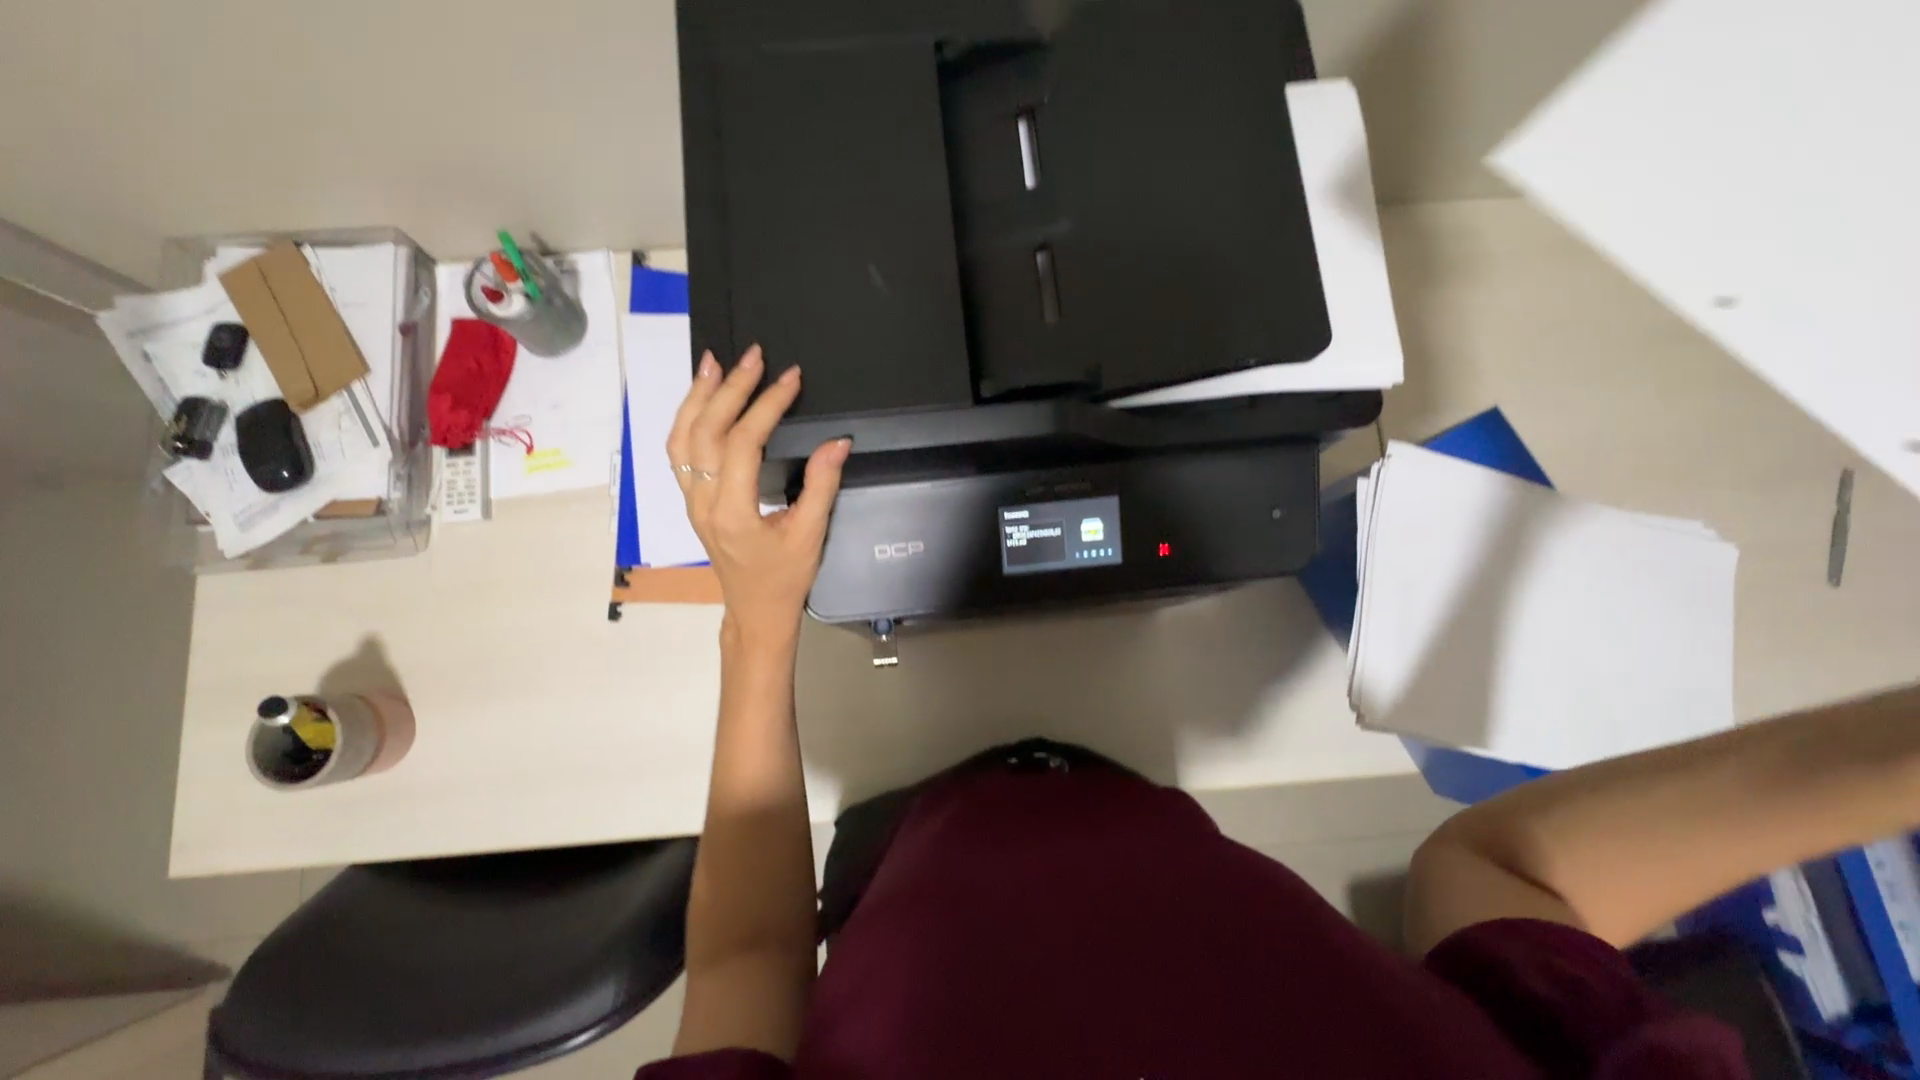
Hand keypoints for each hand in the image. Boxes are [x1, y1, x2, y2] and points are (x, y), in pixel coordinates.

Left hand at [668, 345, 850, 645]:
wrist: (755, 611)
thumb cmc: (785, 578)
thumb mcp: (811, 534)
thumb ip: (822, 485)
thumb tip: (838, 441)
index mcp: (732, 511)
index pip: (742, 443)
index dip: (766, 405)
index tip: (789, 379)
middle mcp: (702, 501)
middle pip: (704, 431)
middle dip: (729, 388)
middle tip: (754, 357)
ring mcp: (691, 500)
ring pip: (681, 438)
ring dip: (697, 396)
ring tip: (713, 362)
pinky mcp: (691, 499)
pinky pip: (680, 451)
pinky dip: (688, 418)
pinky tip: (701, 397)